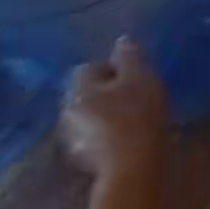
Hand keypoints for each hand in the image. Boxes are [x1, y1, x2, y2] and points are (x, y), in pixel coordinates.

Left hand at [60, 37, 171, 180]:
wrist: (132, 168)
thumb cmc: (138, 116)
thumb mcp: (141, 79)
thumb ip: (131, 57)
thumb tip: (123, 40)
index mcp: (79, 88)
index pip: (90, 66)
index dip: (114, 68)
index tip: (138, 77)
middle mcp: (68, 110)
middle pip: (88, 92)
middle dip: (108, 91)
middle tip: (137, 96)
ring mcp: (73, 137)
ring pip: (90, 115)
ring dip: (107, 114)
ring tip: (135, 119)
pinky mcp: (84, 158)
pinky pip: (96, 137)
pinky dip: (109, 135)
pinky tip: (128, 139)